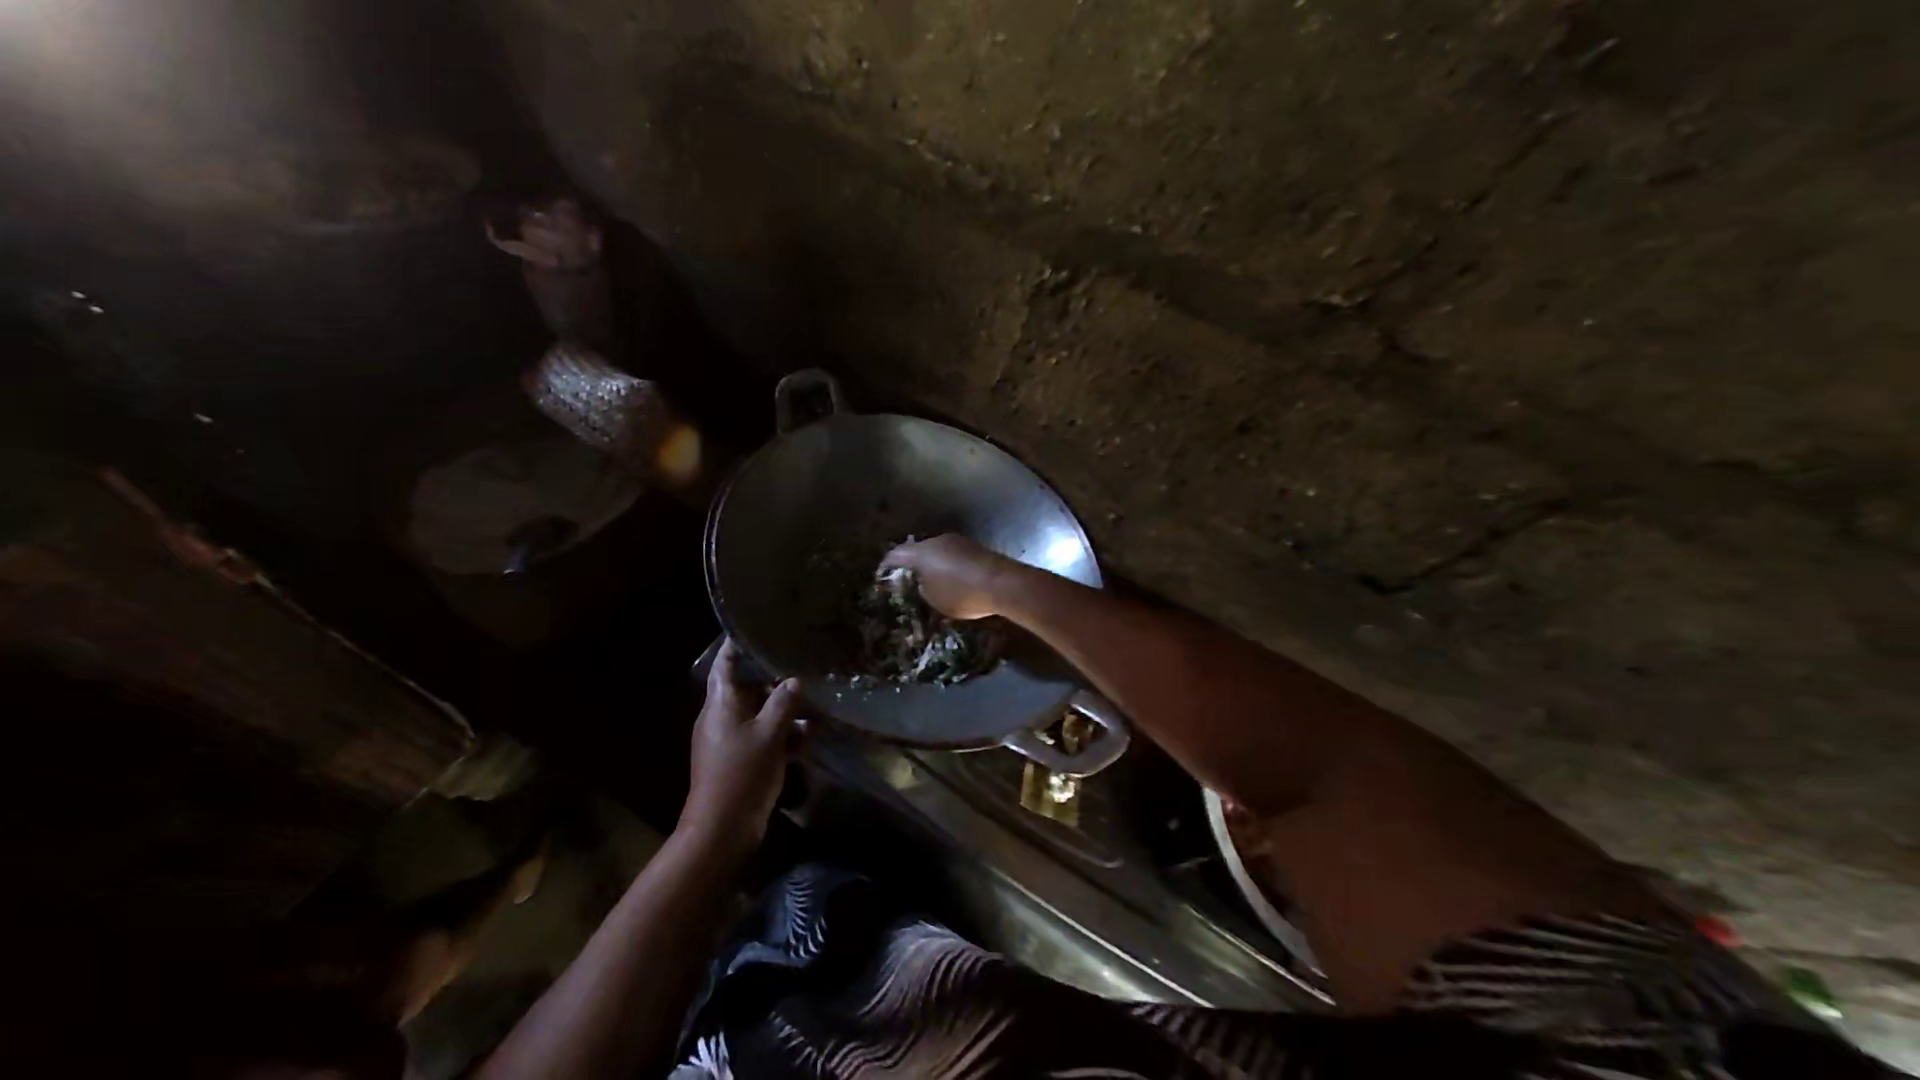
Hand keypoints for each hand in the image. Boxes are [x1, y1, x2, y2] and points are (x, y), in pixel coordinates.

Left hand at [679, 640, 803, 855]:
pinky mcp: (740, 760)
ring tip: (816, 708)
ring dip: (785, 712)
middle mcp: (721, 717)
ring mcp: (729, 740)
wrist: (722, 828)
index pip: (725, 664)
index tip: (759, 628)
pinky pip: (762, 737)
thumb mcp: (769, 734)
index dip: (738, 645)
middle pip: (747, 688)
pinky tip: (809, 739)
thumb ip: (783, 703)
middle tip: (803, 667)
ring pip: (759, 714)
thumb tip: (793, 680)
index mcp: (720, 704)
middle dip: (775, 681)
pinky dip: (783, 736)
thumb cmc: (742, 773)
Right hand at [880, 534, 1017, 619]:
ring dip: (932, 564)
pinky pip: (953, 555)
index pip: (895, 555)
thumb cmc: (963, 594)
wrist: (1003, 584)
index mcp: (921, 552)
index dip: (886, 566)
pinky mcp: (974, 547)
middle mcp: (937, 541)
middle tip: (907, 580)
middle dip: (911, 564)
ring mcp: (958, 541)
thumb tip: (922, 582)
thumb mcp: (934, 599)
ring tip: (931, 581)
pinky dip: (949, 566)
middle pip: (917, 550)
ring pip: (937, 551)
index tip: (882, 576)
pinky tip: (953, 579)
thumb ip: (922, 588)